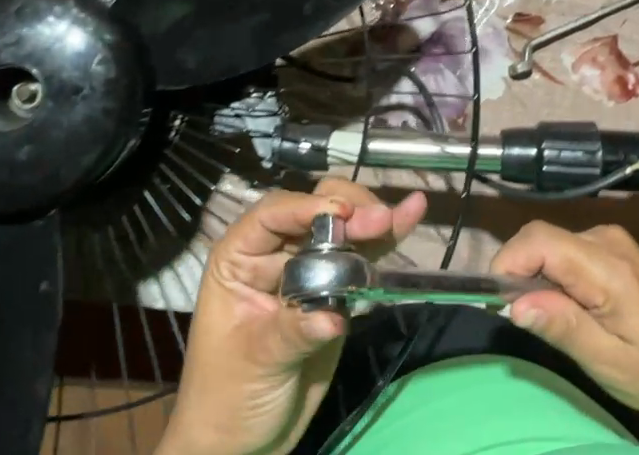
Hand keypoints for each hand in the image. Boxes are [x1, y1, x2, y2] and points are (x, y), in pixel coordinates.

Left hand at [159, 181, 426, 454]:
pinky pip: (361, 257)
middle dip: (349, 211)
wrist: (244, 440)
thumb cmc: (228, 396)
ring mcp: (308, 270)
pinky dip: (386, 239)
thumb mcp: (255, 362)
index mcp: (240, 258)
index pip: (273, 215)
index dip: (307, 207)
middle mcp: (275, 253)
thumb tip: (333, 317)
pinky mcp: (336, 291)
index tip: (342, 213)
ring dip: (375, 219)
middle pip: (315, 212)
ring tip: (407, 211)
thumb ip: (292, 332)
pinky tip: (411, 214)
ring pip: (343, 228)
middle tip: (380, 221)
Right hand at [490, 221, 638, 422]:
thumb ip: (562, 328)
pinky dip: (554, 276)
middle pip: (541, 239)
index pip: (539, 240)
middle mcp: (607, 240)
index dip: (508, 263)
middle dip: (519, 273)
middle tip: (525, 320)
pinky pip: (567, 252)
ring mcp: (612, 241)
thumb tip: (514, 304)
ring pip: (551, 245)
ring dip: (537, 277)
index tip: (498, 303)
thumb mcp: (609, 363)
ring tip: (552, 321)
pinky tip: (570, 309)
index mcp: (608, 267)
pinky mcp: (613, 250)